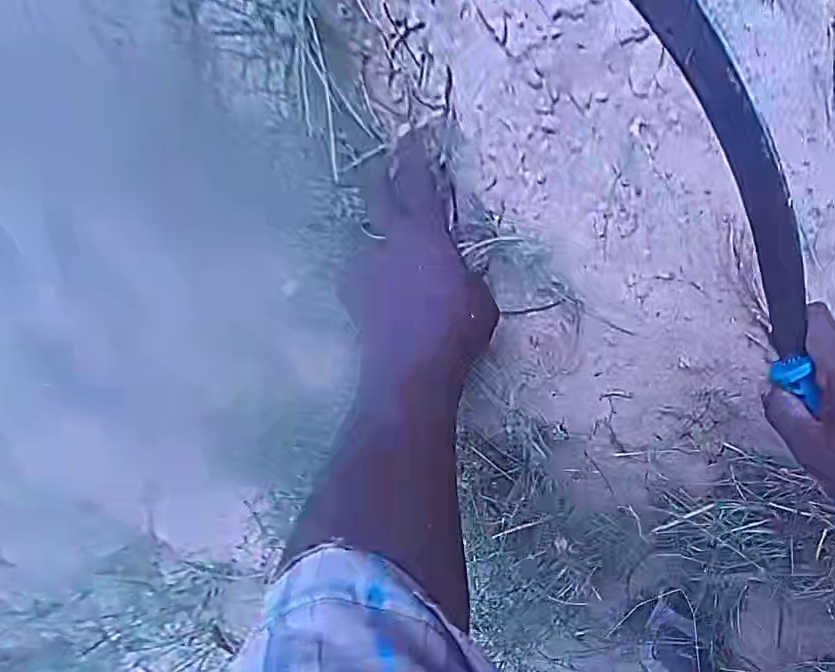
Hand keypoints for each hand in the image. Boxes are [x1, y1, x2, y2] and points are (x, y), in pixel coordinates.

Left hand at [341, 134, 498, 408]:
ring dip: (383, 246)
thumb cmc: (456, 333)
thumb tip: (461, 272)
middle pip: (376, 192)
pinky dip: (375, 280)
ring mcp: (365, 266)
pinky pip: (364, 276)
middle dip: (383, 177)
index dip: (416, 154)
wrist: (410, 372)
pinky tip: (387, 299)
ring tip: (399, 268)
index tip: (416, 137)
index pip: (417, 179)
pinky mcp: (351, 295)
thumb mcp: (482, 302)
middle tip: (390, 173)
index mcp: (425, 233)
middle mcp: (388, 240)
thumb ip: (470, 276)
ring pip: (371, 241)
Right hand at [761, 303, 834, 529]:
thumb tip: (773, 390)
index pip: (815, 322)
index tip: (784, 372)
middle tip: (805, 419)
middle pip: (823, 353)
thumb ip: (781, 408)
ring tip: (825, 433)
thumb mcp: (804, 443)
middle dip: (804, 381)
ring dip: (821, 397)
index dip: (791, 336)